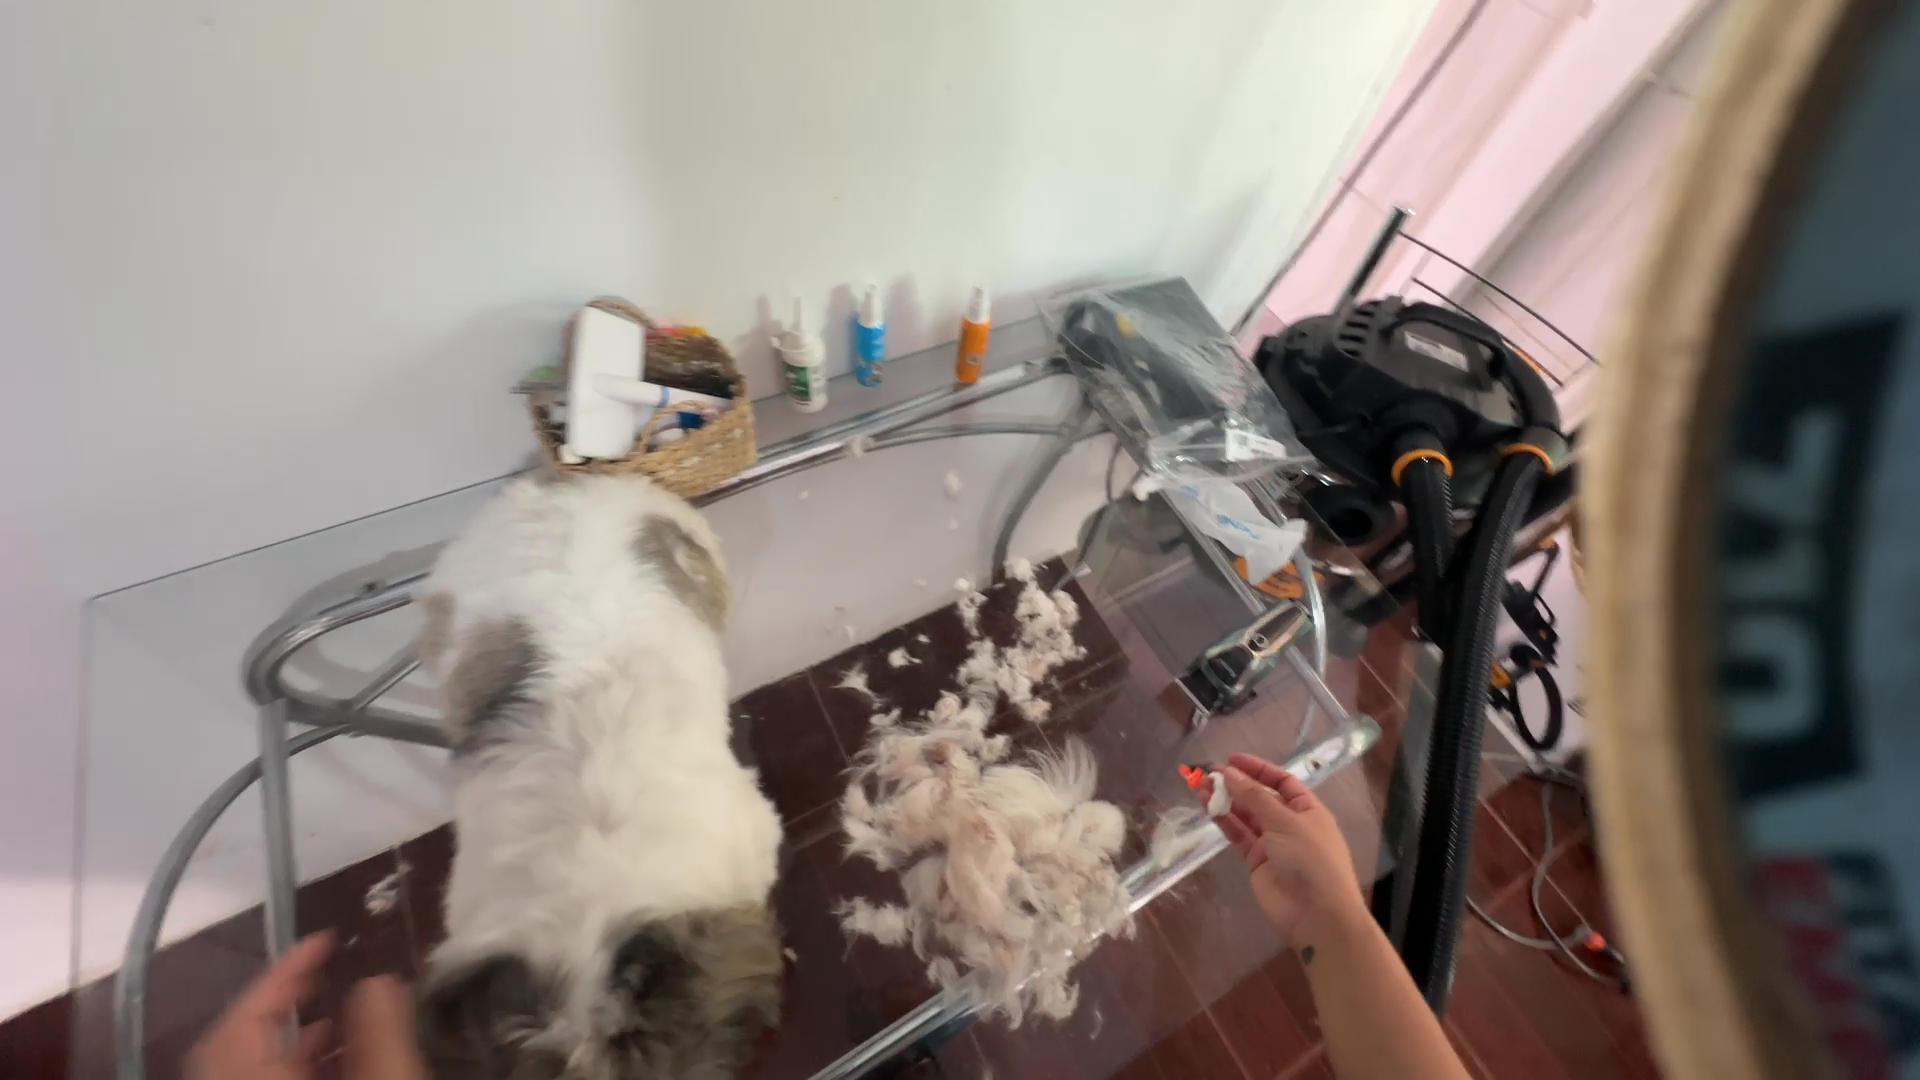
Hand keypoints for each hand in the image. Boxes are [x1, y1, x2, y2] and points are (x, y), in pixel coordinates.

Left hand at [187, 933, 429, 1079]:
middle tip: (324, 964)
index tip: (325, 938)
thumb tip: (376, 978)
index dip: (281, 974)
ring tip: (338, 1008)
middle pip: (228, 1045)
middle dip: (277, 997)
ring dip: (286, 1029)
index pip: (241, 1023)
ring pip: (241, 1068)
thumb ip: (380, 1033)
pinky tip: (332, 1057)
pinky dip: (289, 1059)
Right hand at [1208, 753, 1364, 941]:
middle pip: (1260, 796)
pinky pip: (1239, 834)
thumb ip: (1254, 796)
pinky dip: (1224, 820)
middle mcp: (1290, 823)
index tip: (1231, 760)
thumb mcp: (1285, 821)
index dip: (1258, 768)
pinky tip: (1208, 808)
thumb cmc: (1310, 860)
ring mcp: (1273, 843)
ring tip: (1200, 787)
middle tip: (1208, 773)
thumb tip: (1227, 772)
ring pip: (1245, 815)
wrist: (1317, 915)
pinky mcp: (1257, 860)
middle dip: (1236, 784)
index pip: (1282, 781)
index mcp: (1308, 810)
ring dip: (1225, 800)